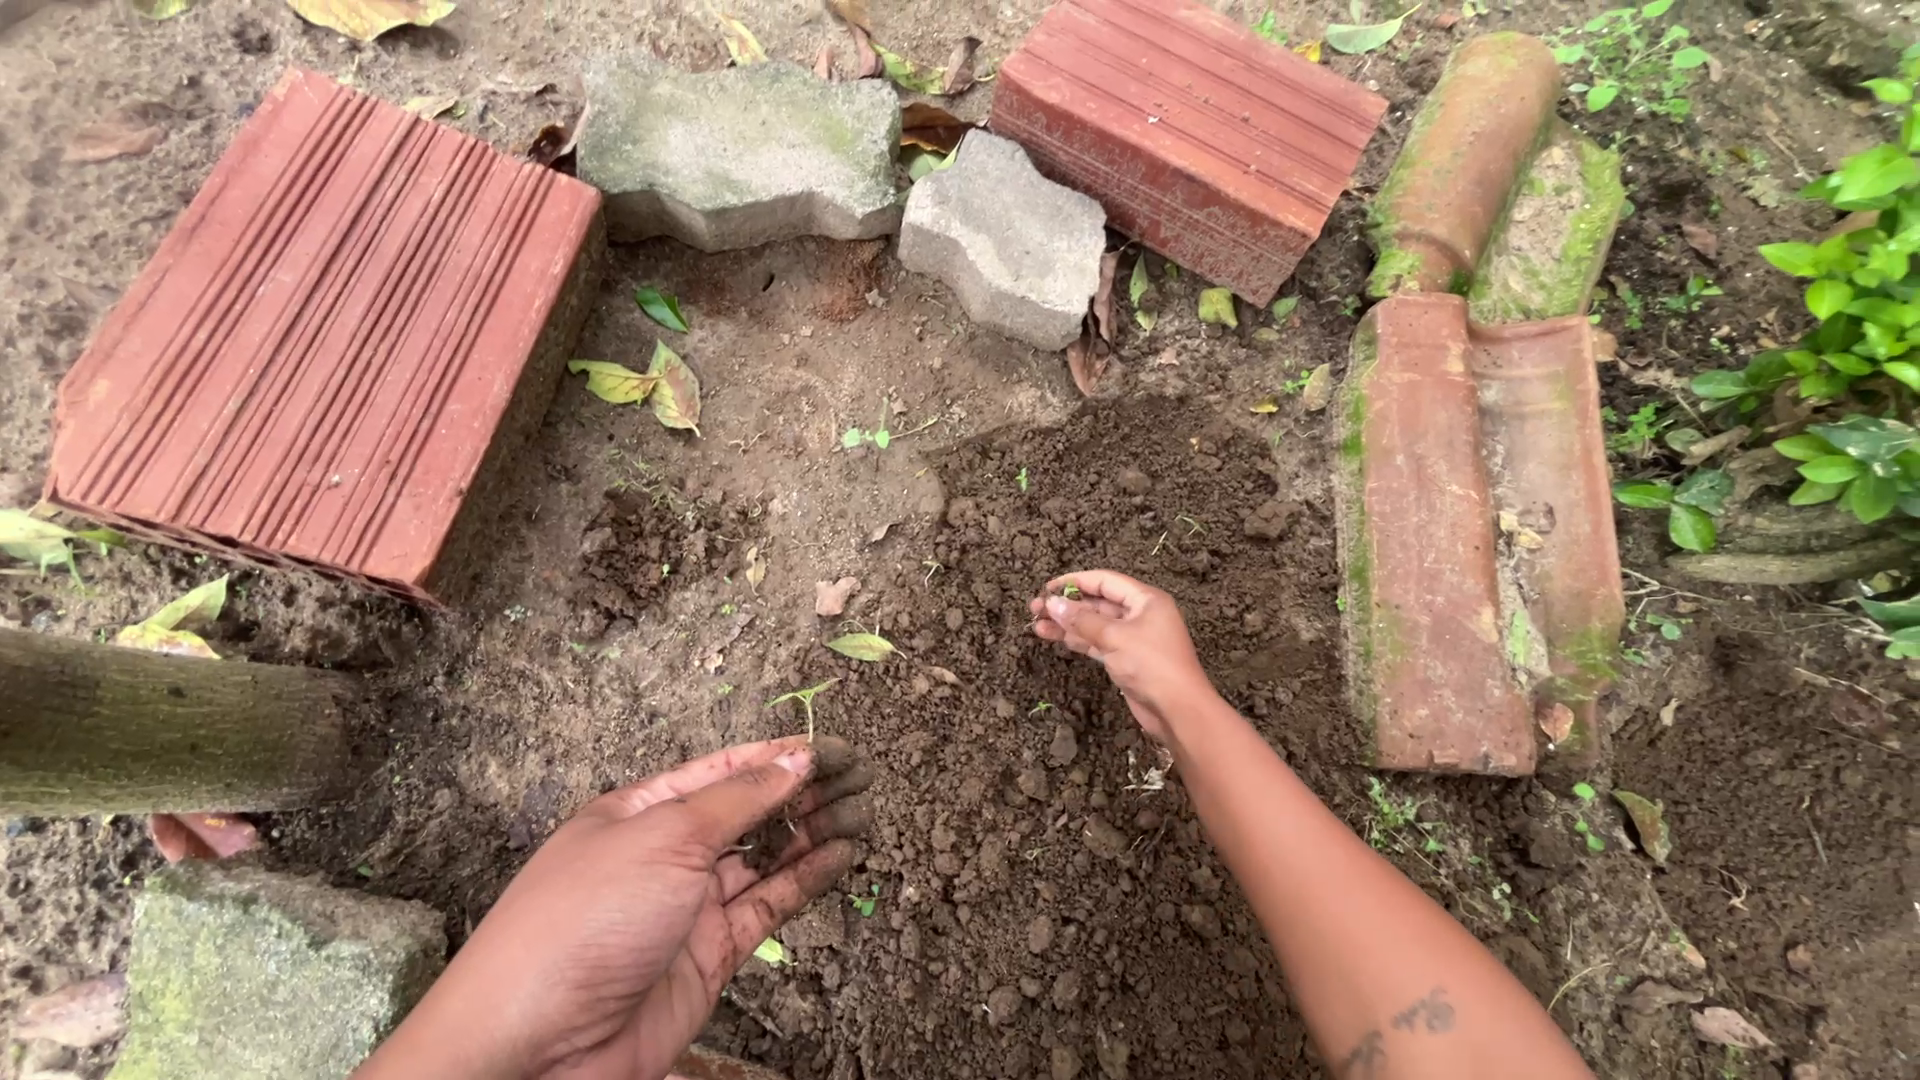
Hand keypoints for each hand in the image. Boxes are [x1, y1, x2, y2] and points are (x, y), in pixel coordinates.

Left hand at [355, 736, 872, 1079]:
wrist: (535, 1053)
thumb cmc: (590, 917)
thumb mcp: (666, 838)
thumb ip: (739, 798)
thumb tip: (797, 758)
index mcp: (646, 809)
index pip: (727, 769)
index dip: (782, 755)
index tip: (833, 747)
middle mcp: (671, 850)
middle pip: (752, 809)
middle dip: (806, 789)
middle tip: (861, 776)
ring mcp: (693, 903)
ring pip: (767, 855)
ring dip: (815, 830)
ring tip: (864, 810)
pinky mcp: (713, 951)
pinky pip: (770, 903)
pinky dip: (808, 877)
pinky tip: (843, 854)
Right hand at [1027, 569, 1213, 741]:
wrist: (1178, 710)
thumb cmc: (1151, 665)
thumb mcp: (1115, 637)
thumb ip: (1081, 620)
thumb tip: (1052, 603)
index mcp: (1145, 600)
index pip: (1105, 581)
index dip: (1075, 581)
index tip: (1048, 587)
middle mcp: (1139, 614)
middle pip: (1098, 602)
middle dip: (1067, 605)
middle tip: (1036, 607)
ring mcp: (1132, 637)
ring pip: (1094, 624)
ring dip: (1067, 624)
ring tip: (1037, 625)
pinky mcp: (1125, 658)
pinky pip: (1097, 642)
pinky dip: (1077, 639)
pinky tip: (1055, 637)